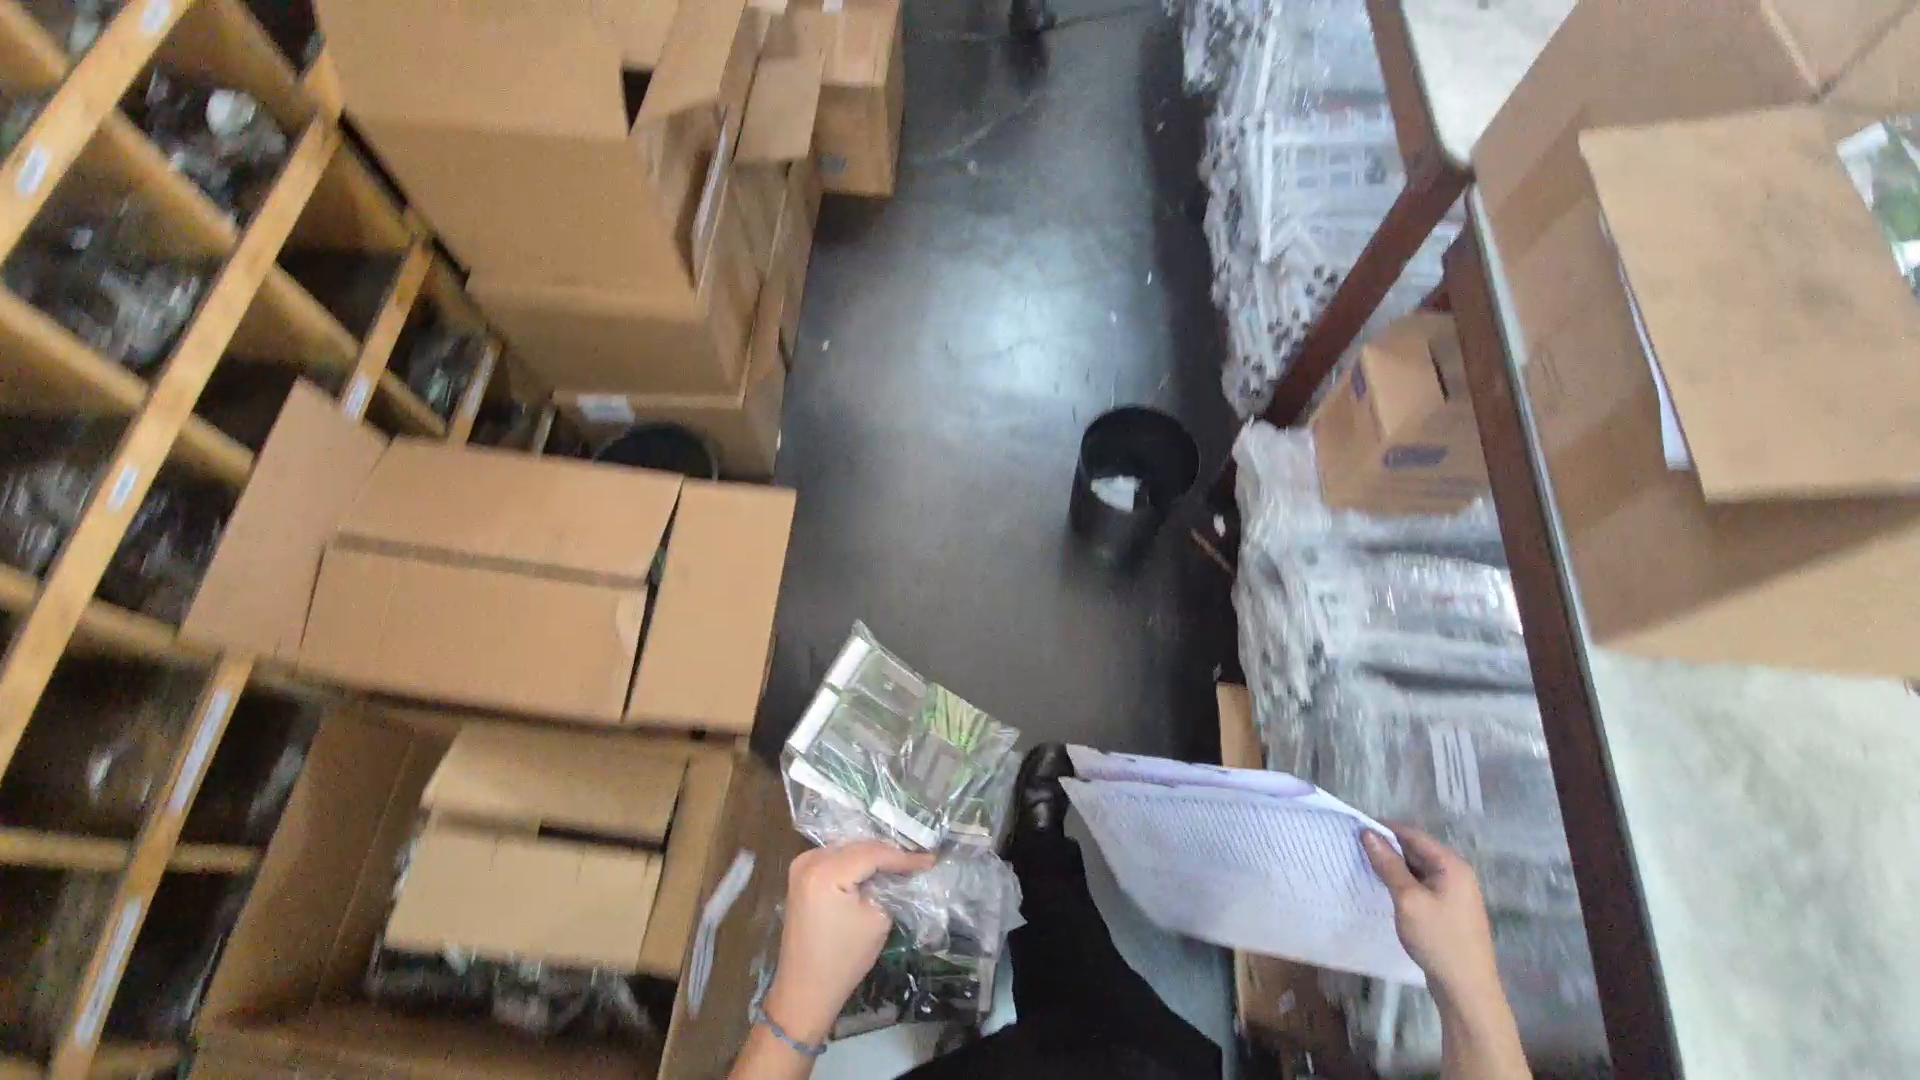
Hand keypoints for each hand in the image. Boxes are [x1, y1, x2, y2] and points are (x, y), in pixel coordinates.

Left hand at [763, 841, 934, 1045]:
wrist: (805, 990)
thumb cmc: (843, 959)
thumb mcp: (876, 920)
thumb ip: (890, 888)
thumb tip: (901, 871)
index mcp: (826, 872)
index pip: (872, 853)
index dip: (903, 857)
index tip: (929, 860)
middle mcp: (809, 861)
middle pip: (858, 847)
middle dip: (888, 853)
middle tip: (918, 860)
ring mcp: (801, 866)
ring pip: (847, 849)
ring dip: (871, 855)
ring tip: (900, 862)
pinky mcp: (801, 876)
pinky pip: (834, 858)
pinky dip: (854, 862)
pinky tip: (874, 868)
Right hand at [1361, 824, 1503, 1012]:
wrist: (1467, 989)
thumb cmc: (1438, 938)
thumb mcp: (1408, 898)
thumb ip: (1388, 864)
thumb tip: (1369, 833)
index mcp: (1452, 865)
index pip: (1413, 834)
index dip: (1384, 829)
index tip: (1355, 830)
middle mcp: (1457, 874)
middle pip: (1417, 850)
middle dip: (1388, 848)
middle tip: (1356, 850)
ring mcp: (1455, 893)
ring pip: (1418, 869)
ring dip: (1395, 867)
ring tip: (1366, 868)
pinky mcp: (1450, 910)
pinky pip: (1423, 885)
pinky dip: (1404, 883)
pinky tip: (1387, 890)